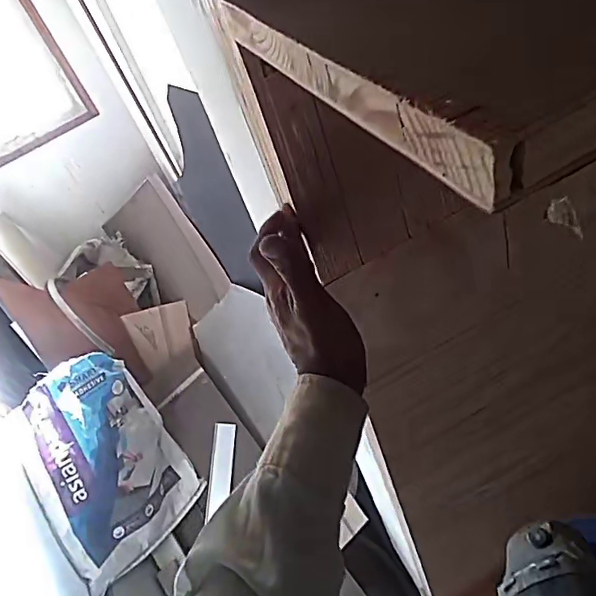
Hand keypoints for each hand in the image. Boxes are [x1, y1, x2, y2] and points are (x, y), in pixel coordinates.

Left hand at [248, 207, 367, 394]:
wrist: (333, 383)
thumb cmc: (328, 345)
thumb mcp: (311, 301)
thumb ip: (292, 269)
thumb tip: (269, 239)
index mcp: (277, 292)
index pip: (261, 252)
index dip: (269, 229)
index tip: (286, 212)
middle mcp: (276, 300)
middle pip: (267, 261)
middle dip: (276, 236)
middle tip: (293, 219)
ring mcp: (287, 312)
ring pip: (279, 274)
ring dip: (286, 251)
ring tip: (301, 237)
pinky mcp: (300, 322)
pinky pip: (292, 286)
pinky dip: (297, 268)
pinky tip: (311, 271)